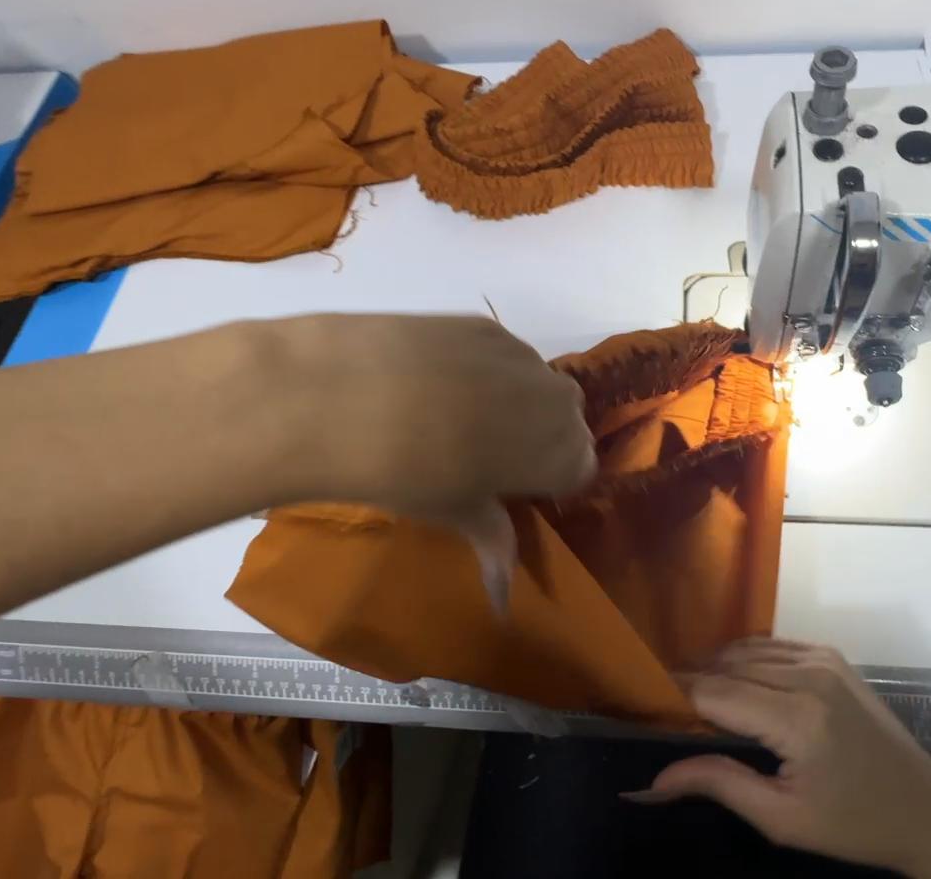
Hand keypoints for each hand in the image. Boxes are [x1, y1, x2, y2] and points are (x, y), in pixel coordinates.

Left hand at [244, 315, 594, 608]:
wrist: (351, 395)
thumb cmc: (413, 474)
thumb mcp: (456, 512)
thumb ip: (494, 543)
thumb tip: (502, 604)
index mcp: (564, 454)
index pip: (579, 471)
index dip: (546, 483)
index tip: (510, 491)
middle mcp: (559, 401)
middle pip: (564, 424)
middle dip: (536, 439)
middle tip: (483, 457)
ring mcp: (524, 357)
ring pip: (534, 386)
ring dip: (511, 402)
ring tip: (453, 417)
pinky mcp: (487, 325)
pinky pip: (501, 356)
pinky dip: (481, 370)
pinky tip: (434, 382)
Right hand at [637, 639, 930, 878]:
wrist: (925, 808)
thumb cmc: (853, 823)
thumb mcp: (782, 818)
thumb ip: (718, 784)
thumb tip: (654, 779)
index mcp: (797, 717)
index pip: (716, 693)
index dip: (676, 696)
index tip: (642, 703)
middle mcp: (808, 674)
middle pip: (727, 665)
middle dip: (690, 680)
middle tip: (659, 701)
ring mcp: (823, 659)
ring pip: (747, 650)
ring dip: (715, 666)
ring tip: (688, 692)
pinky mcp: (831, 655)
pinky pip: (772, 646)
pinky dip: (744, 657)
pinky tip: (730, 678)